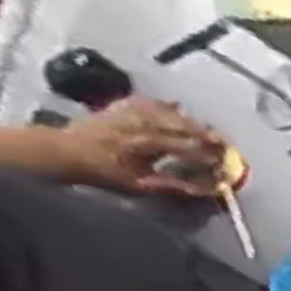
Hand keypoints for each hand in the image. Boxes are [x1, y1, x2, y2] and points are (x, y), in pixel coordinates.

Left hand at [58, 98, 227, 195]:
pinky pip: (146, 102)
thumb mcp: (141, 185)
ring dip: (189, 120)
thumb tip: (210, 189)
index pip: (185, 147)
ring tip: (208, 128)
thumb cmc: (105, 173)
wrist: (64, 151)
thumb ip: (176, 186)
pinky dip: (163, 104)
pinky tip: (177, 107)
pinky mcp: (119, 108)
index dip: (208, 155)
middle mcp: (137, 124)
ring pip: (165, 112)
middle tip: (226, 143)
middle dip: (205, 135)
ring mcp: (127, 113)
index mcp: (143, 144)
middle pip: (179, 126)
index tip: (226, 163)